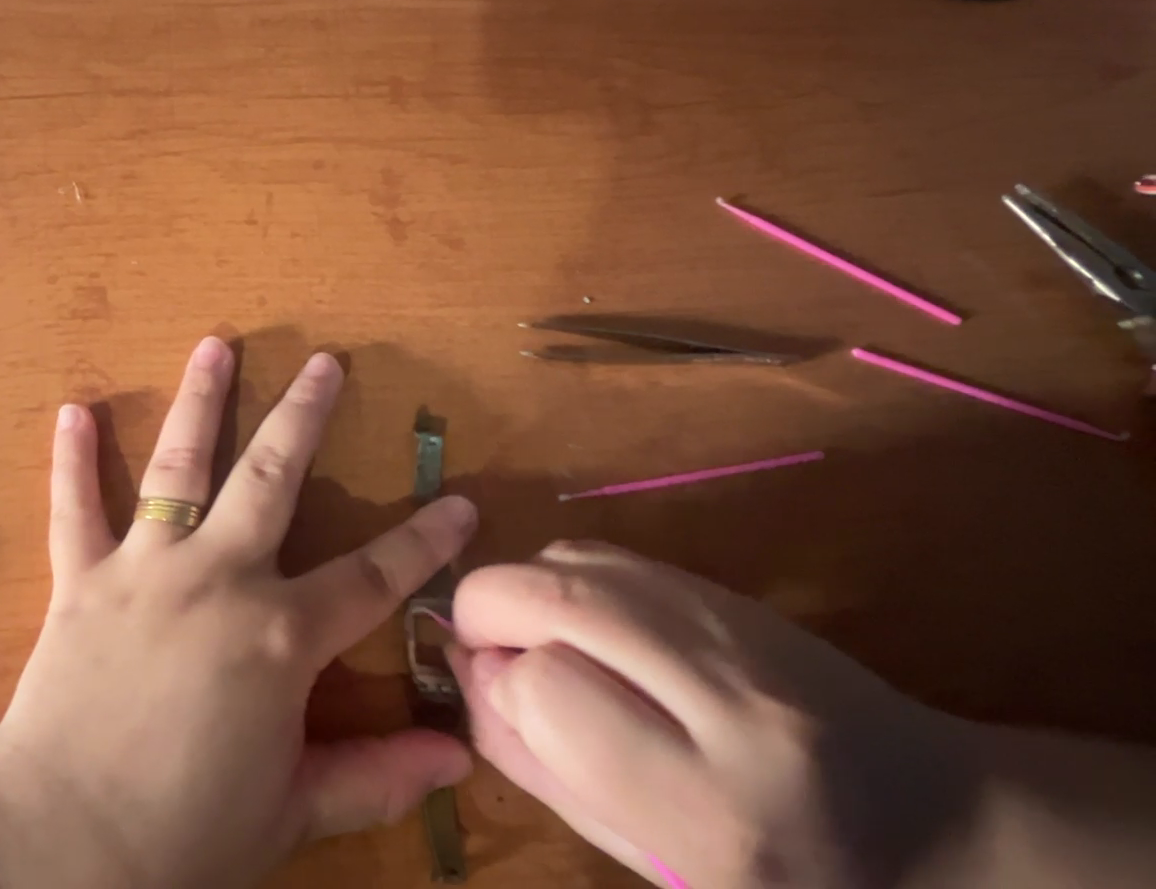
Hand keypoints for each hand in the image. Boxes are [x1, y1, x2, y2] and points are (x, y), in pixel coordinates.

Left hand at [0, 337, 478, 888]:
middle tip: (324, 360)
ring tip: (214, 344)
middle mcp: (218, 580)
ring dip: (199, 401)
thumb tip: (458, 757)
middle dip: (303, 415)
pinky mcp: (81, 580)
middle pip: (272, 478)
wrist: (60, 843)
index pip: (373, 577)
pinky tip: (72, 409)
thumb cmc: (185, 833)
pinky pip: (74, 509)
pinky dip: (71, 460)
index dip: (424, 542)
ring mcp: (146, 571)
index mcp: (280, 635)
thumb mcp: (293, 811)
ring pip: (179, 469)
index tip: (460, 502)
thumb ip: (376, 776)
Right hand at [450, 541, 975, 888]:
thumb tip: (469, 671)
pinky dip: (564, 577)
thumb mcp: (648, 858)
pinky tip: (584, 625)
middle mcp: (729, 692)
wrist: (939, 821)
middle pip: (550, 591)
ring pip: (571, 557)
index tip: (503, 705)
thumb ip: (539, 765)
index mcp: (713, 801)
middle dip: (485, 609)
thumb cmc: (782, 874)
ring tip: (542, 643)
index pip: (545, 686)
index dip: (500, 687)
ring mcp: (738, 623)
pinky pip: (608, 552)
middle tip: (488, 652)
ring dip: (525, 590)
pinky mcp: (732, 587)